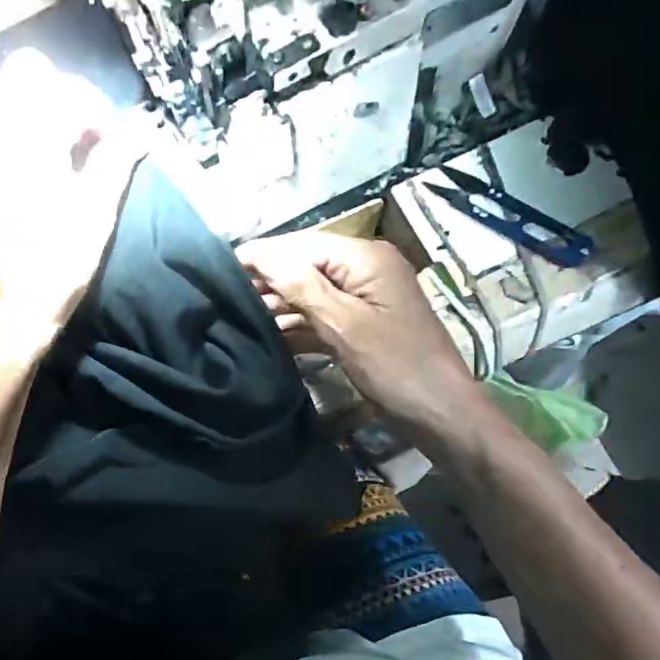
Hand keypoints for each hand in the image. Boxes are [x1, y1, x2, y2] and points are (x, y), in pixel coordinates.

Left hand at [0, 51, 145, 360]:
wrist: (4, 309)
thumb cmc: (55, 264)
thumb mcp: (98, 211)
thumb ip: (119, 157)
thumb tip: (144, 126)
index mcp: (29, 133)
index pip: (70, 89)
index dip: (100, 110)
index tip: (113, 140)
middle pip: (24, 71)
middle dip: (60, 93)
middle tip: (80, 133)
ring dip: (19, 103)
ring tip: (42, 139)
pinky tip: (6, 157)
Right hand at [237, 232, 480, 427]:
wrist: (441, 414)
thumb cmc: (395, 366)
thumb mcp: (343, 325)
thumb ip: (299, 285)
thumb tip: (257, 254)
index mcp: (366, 258)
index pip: (301, 245)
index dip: (261, 255)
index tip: (219, 267)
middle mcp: (365, 270)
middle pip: (305, 266)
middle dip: (267, 281)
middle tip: (223, 297)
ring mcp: (364, 299)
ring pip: (310, 294)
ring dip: (279, 306)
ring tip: (237, 317)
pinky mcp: (361, 325)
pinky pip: (322, 317)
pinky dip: (297, 326)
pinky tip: (267, 337)